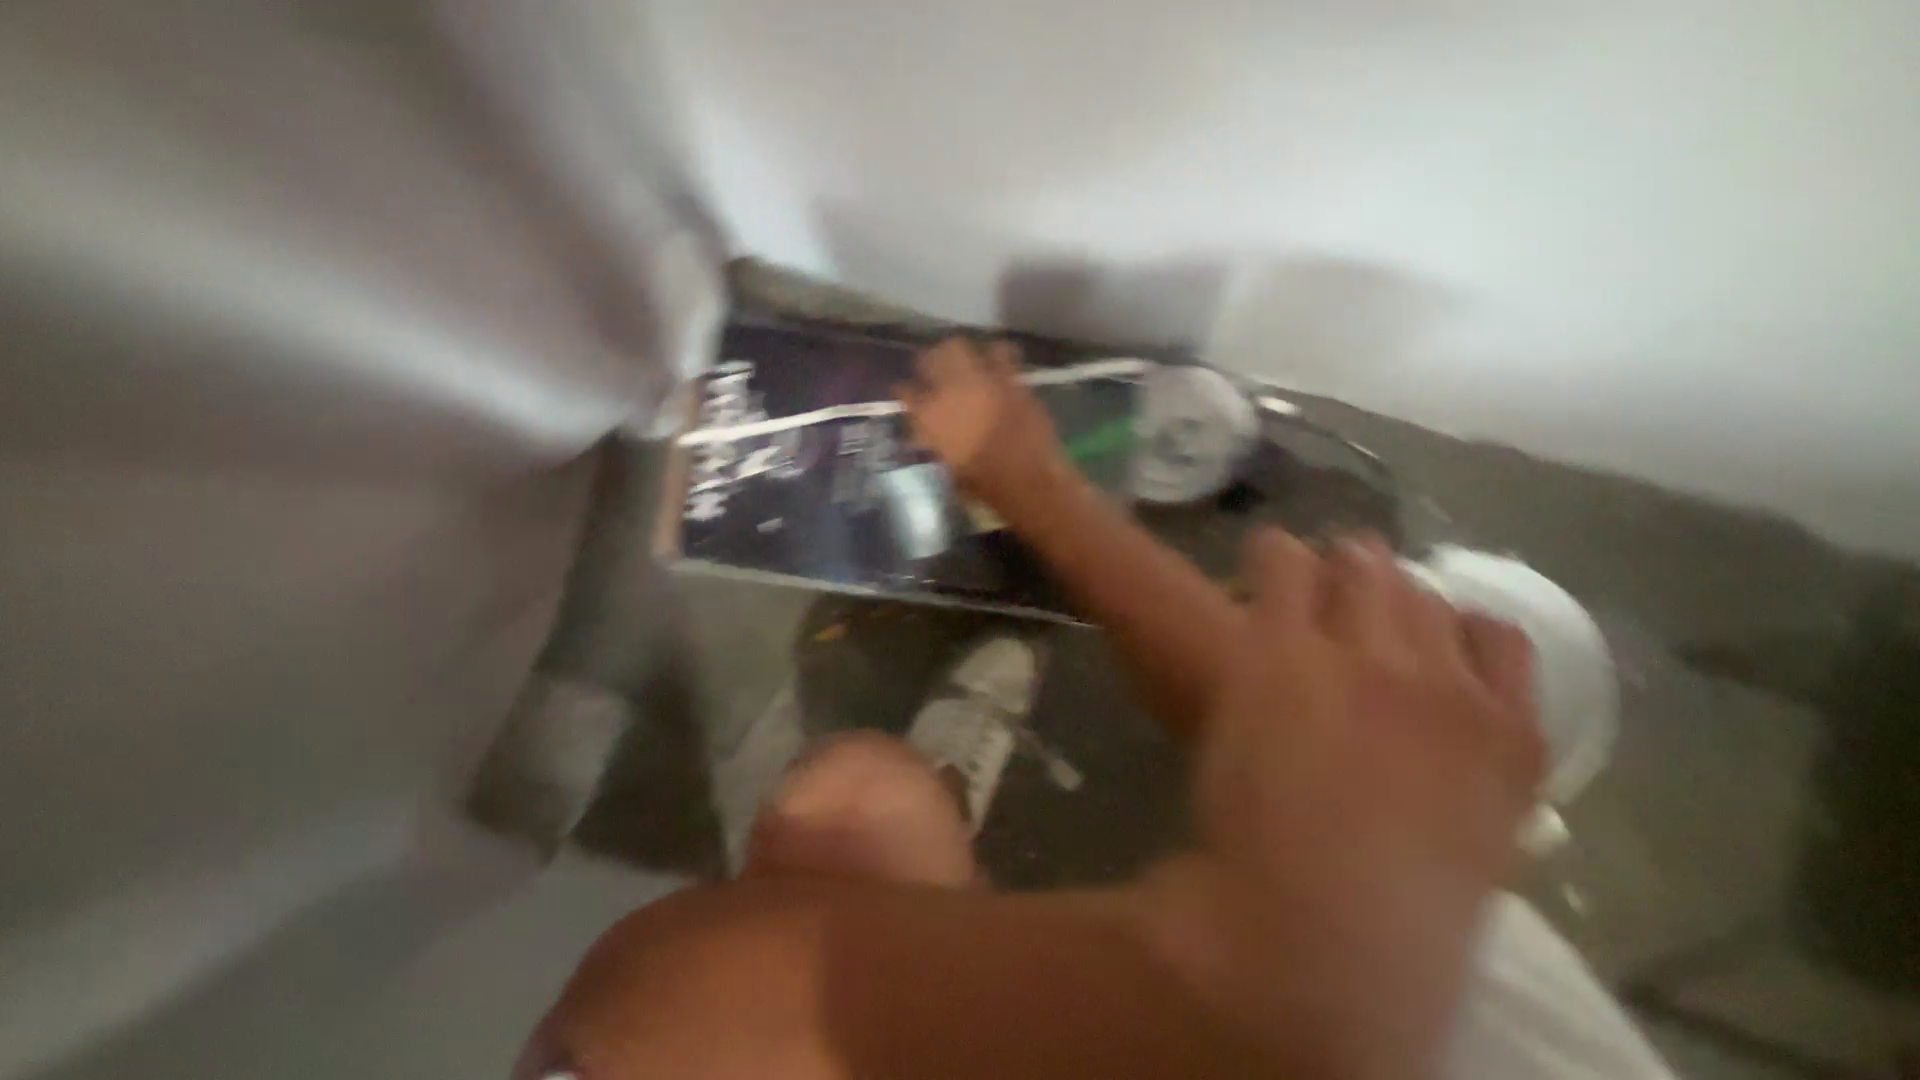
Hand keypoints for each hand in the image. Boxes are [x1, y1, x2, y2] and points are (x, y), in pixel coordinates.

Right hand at [896, 337, 1066, 510]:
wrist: (1029, 481)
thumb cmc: (985, 486)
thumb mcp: (949, 468)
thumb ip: (937, 443)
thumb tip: (932, 435)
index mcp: (928, 417)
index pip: (904, 391)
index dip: (905, 392)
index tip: (907, 394)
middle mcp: (949, 391)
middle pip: (931, 357)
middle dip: (931, 361)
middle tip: (938, 370)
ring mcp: (981, 379)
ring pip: (960, 346)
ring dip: (962, 353)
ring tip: (968, 364)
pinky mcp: (1010, 378)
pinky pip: (1001, 353)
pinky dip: (998, 356)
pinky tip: (999, 366)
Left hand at [1153, 531, 1543, 1078]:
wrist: (1305, 933)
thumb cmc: (1386, 930)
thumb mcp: (1462, 865)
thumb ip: (1466, 799)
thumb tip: (1438, 772)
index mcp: (1506, 745)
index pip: (1500, 641)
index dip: (1454, 626)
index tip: (1422, 630)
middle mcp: (1443, 685)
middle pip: (1423, 596)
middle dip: (1387, 590)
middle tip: (1352, 592)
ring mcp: (1363, 658)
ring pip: (1361, 568)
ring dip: (1337, 567)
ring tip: (1306, 574)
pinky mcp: (1284, 649)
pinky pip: (1284, 566)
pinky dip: (1276, 558)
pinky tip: (1265, 561)